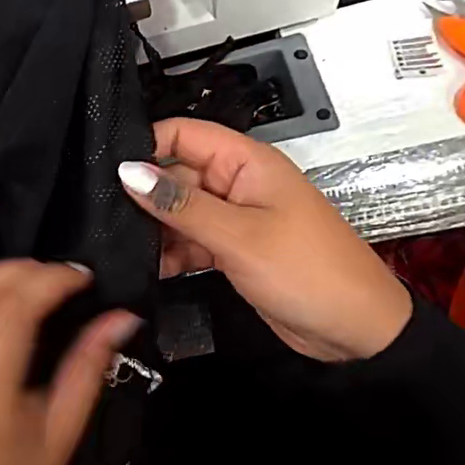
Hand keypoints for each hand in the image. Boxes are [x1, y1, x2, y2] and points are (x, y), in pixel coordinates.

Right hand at [117, 119, 412, 361]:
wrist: (354, 330)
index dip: (149, 145)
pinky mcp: (233, 248)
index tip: (113, 171)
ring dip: (156, 228)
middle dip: (147, 193)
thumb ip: (181, 204)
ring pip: (180, 210)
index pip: (186, 134)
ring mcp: (235, 217)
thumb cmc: (312, 272)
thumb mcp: (239, 235)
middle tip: (110, 216)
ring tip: (125, 245)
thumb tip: (130, 173)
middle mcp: (239, 183)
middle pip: (178, 173)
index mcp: (248, 162)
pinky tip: (150, 267)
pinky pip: (192, 239)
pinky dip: (172, 252)